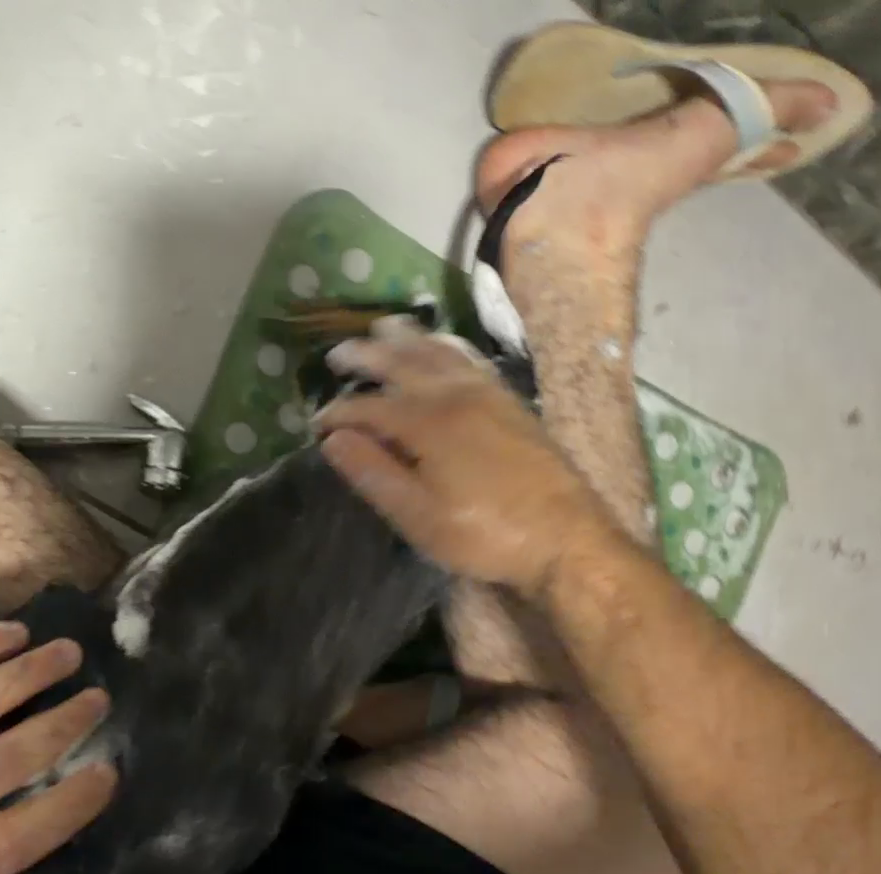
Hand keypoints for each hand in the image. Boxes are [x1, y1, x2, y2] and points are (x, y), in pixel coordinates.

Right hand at [313, 334, 620, 597]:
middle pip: (403, 363)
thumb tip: (334, 439)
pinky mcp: (510, 402)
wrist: (566, 538)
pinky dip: (446, 346)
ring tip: (384, 328)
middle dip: (366, 356)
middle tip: (337, 355)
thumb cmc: (484, 534)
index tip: (315, 425)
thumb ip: (373, 473)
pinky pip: (469, 359)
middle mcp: (456, 395)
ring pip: (439, 352)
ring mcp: (488, 394)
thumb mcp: (417, 516)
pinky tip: (442, 347)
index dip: (338, 414)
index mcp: (428, 423)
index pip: (369, 408)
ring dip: (407, 339)